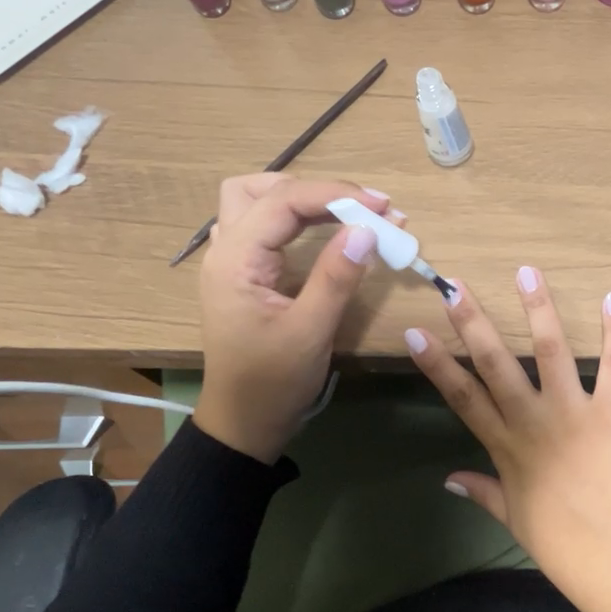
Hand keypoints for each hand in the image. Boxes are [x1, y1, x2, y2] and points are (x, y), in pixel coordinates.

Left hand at [193, 175, 391, 462]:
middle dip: (315, 189)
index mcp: (237, 260)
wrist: (244, 422)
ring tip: (347, 213)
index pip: (284, 201)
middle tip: (364, 208)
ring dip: (301, 199)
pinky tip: (319, 234)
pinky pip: (263, 229)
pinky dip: (293, 220)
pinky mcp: (245, 278)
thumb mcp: (311, 332)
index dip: (336, 195)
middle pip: (260, 189)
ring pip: (256, 203)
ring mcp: (233, 264)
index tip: (383, 206)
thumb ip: (336, 277)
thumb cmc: (273, 382)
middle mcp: (227, 251)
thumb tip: (367, 230)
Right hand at [405, 268, 610, 611]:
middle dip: (473, 322)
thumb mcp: (511, 517)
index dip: (437, 365)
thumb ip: (481, 491)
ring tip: (527, 271)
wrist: (608, 555)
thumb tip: (448, 478)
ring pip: (551, 350)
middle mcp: (531, 420)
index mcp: (504, 446)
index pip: (462, 397)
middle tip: (455, 285)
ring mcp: (572, 412)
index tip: (415, 332)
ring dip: (538, 308)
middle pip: (495, 363)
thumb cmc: (558, 542)